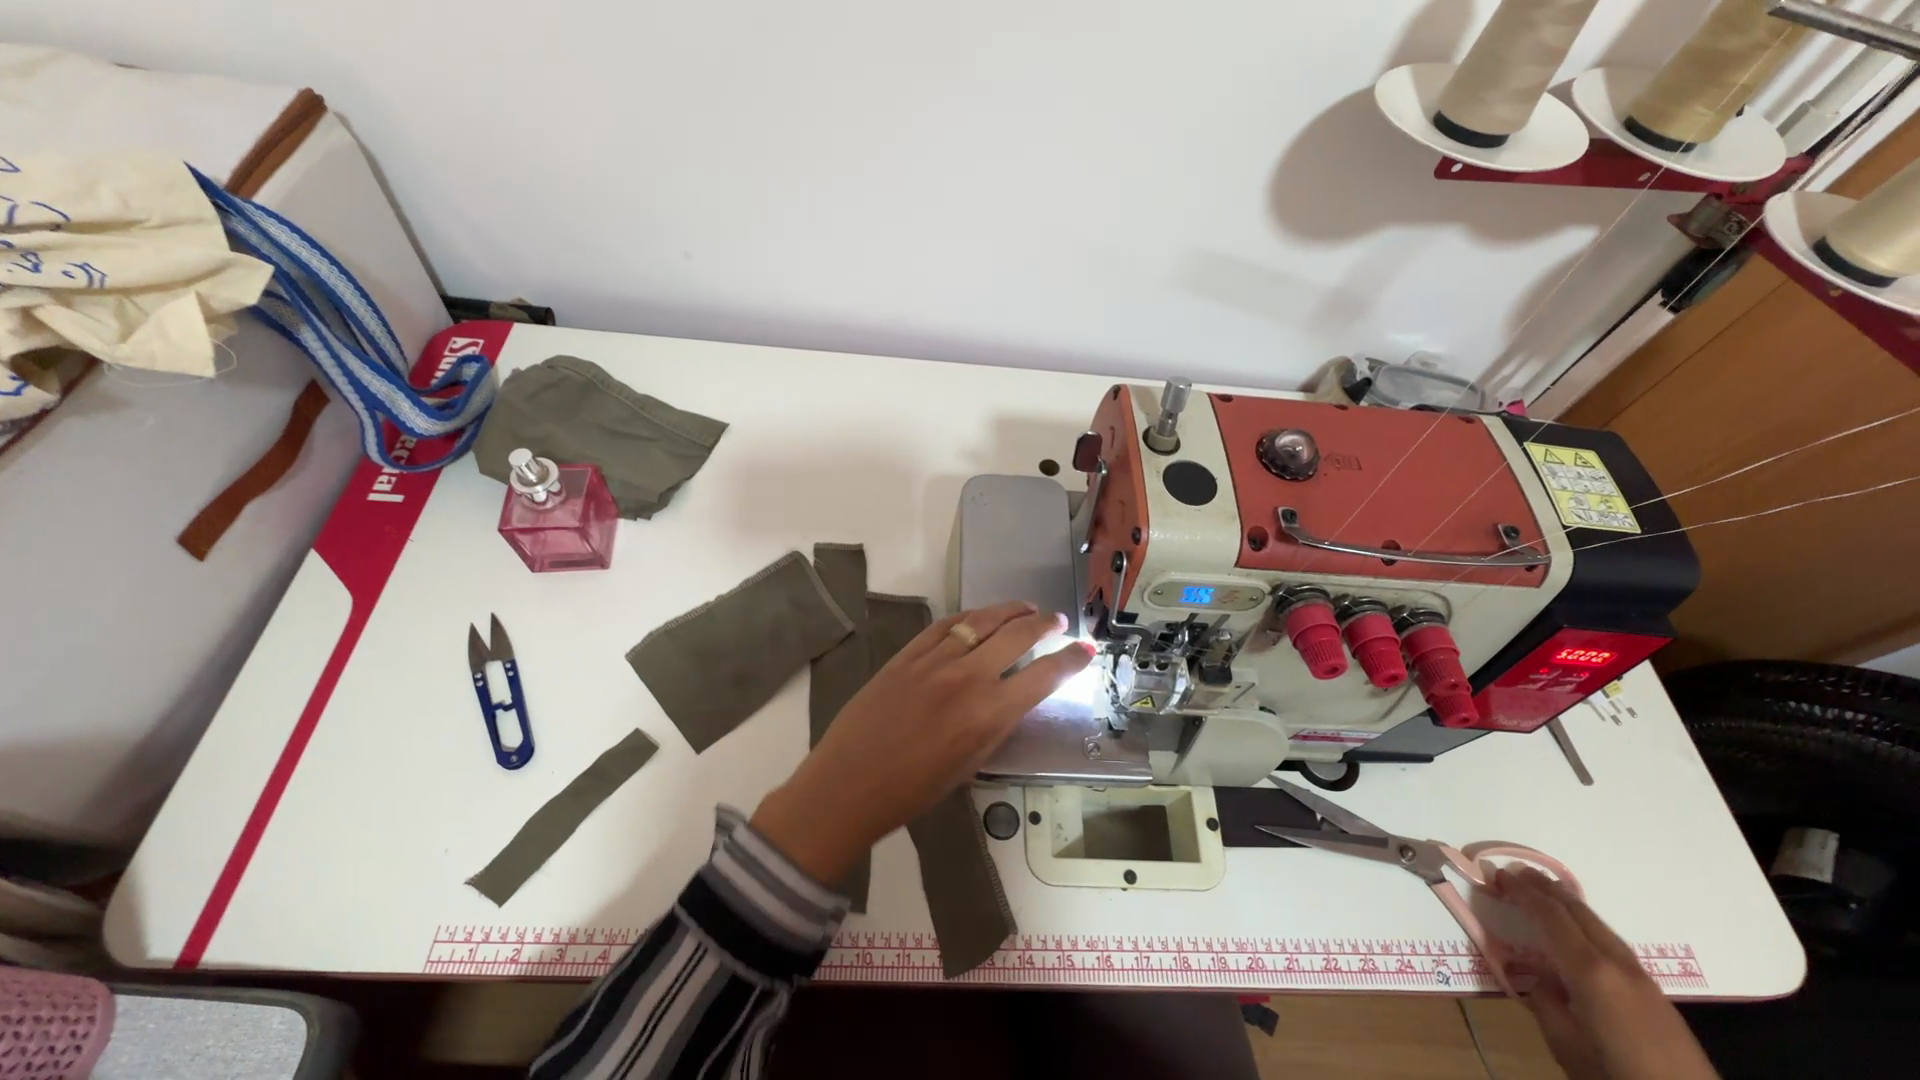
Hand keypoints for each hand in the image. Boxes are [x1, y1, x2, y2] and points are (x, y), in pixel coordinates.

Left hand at [751, 601, 1094, 885]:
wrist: (850, 784)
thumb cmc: (913, 790)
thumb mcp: (970, 764)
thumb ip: (997, 725)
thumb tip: (1016, 697)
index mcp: (989, 714)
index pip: (1044, 676)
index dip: (1072, 660)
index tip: (1087, 650)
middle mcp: (968, 679)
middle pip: (1018, 636)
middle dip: (1045, 625)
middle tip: (1058, 621)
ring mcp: (935, 661)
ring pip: (983, 622)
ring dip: (1011, 611)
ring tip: (1028, 608)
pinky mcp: (907, 654)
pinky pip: (946, 625)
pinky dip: (969, 617)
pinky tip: (980, 617)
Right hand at [1493, 867, 1718, 1079]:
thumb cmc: (1616, 1074)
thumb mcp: (1565, 1044)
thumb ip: (1544, 1002)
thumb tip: (1532, 976)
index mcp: (1589, 971)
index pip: (1551, 917)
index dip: (1523, 892)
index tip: (1498, 874)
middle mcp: (1616, 963)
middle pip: (1580, 912)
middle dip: (1547, 888)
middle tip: (1518, 873)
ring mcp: (1641, 976)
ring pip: (1600, 926)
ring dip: (1569, 905)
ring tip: (1546, 894)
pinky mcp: (1655, 992)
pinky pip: (1613, 944)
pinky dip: (1587, 926)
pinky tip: (1580, 935)